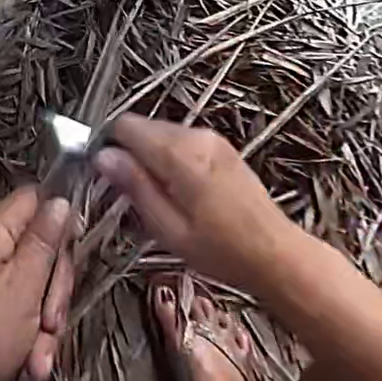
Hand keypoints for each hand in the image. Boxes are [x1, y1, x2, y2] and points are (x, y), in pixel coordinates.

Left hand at [0, 187, 75, 380]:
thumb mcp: (24, 284)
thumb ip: (46, 240)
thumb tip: (61, 200)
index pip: (36, 197)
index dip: (61, 216)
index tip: (76, 245)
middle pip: (46, 246)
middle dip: (56, 286)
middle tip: (51, 316)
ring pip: (42, 286)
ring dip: (48, 321)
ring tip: (39, 349)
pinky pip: (30, 314)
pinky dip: (36, 340)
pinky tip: (33, 364)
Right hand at [94, 113, 302, 293]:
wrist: (277, 255)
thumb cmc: (223, 250)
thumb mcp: (168, 228)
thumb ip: (134, 186)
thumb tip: (103, 157)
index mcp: (180, 154)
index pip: (125, 126)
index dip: (110, 146)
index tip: (108, 174)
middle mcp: (195, 136)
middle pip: (142, 127)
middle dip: (131, 154)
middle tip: (135, 195)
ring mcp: (210, 138)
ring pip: (160, 133)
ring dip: (151, 157)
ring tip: (161, 197)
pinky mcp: (219, 144)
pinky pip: (180, 140)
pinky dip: (170, 158)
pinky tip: (180, 191)